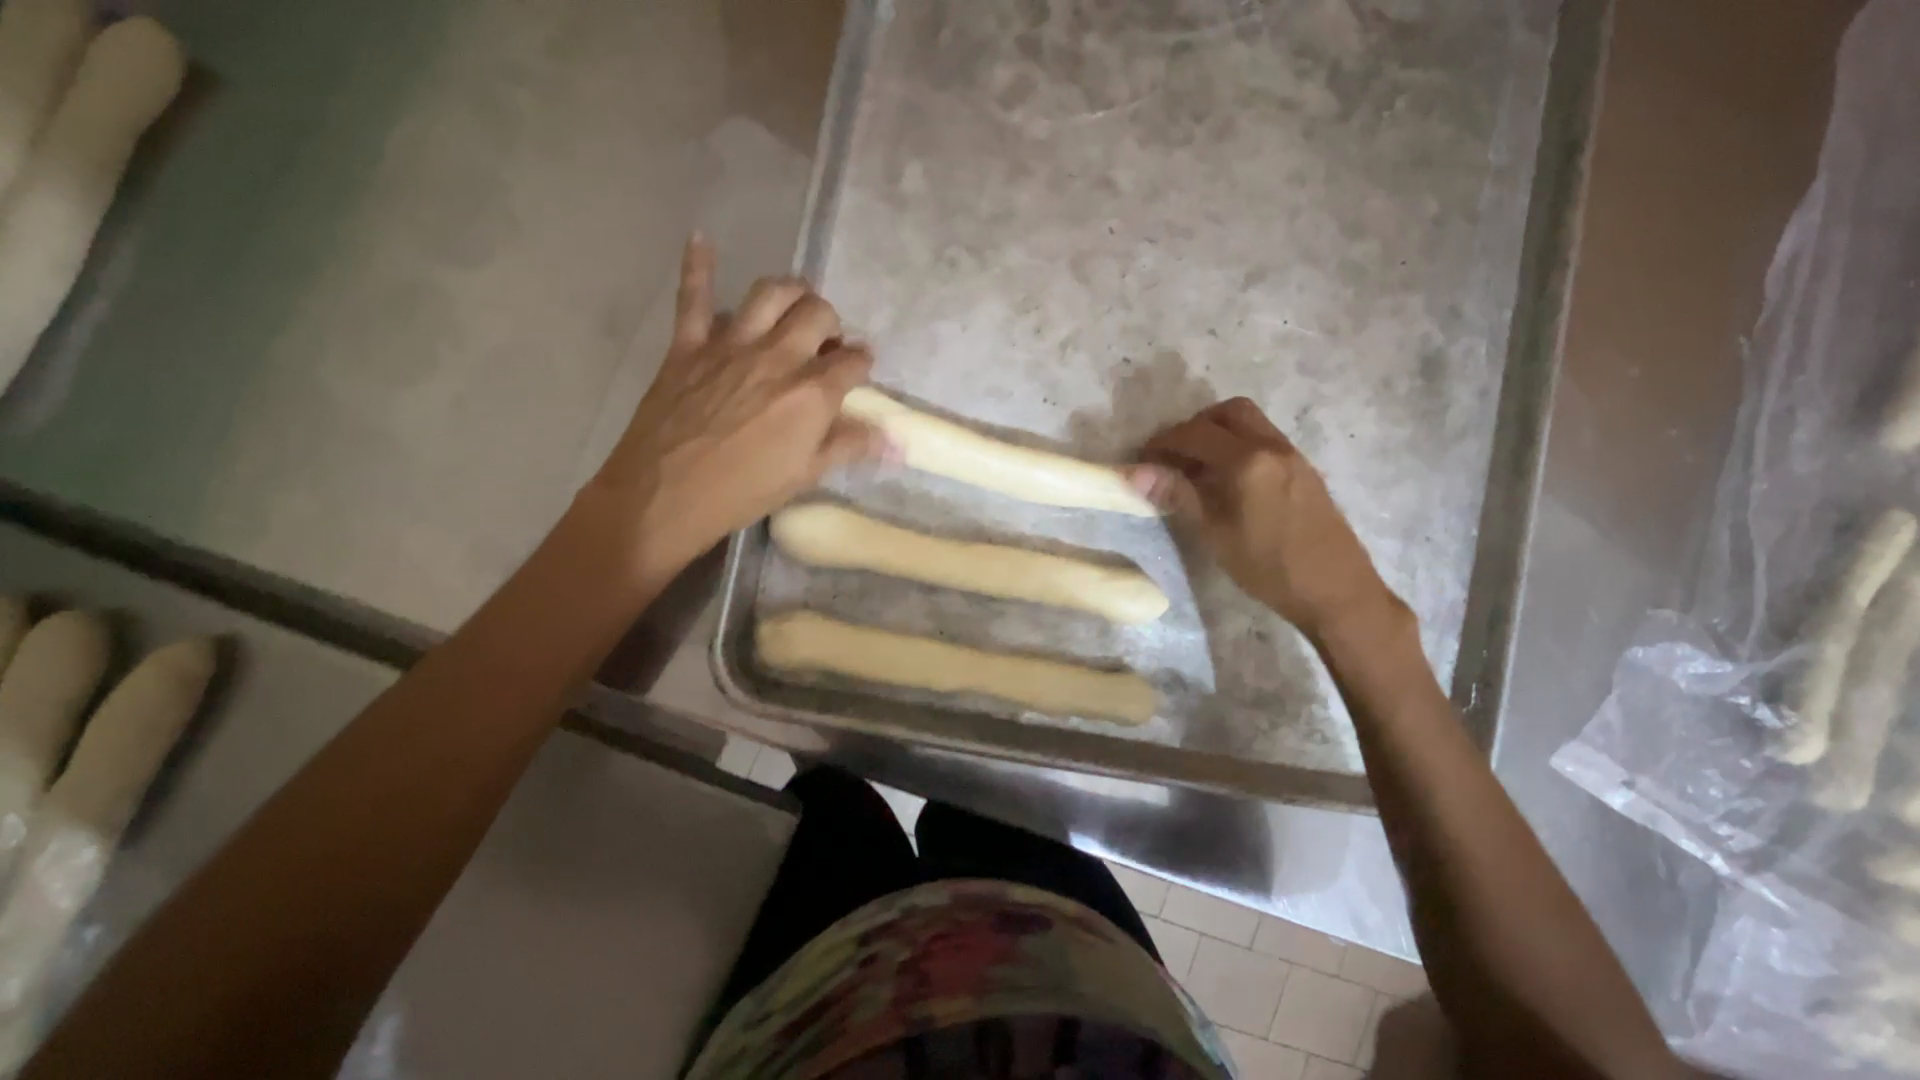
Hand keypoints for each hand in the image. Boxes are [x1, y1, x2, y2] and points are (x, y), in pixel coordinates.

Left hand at [584, 237, 886, 575]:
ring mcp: (732, 344)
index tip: (859, 369)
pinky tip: (701, 238)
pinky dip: (698, 266)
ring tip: (794, 305)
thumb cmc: (742, 493)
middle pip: (818, 314)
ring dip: (790, 292)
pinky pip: (694, 296)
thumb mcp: (806, 475)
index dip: (861, 362)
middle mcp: (779, 355)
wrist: (666, 496)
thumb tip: (895, 439)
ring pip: (771, 293)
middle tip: (825, 342)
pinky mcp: (689, 345)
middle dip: (831, 323)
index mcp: (812, 392)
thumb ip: (849, 446)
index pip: (853, 360)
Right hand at [1128, 398, 1401, 640]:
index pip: (1196, 434)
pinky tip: (1230, 482)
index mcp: (1248, 461)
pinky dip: (1240, 447)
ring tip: (1199, 470)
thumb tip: (1135, 472)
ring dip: (1220, 434)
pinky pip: (1266, 441)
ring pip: (1251, 424)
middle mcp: (1273, 447)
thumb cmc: (1271, 569)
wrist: (1337, 591)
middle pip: (1228, 413)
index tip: (1142, 458)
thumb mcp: (1216, 535)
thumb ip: (1179, 496)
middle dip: (1195, 426)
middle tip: (1174, 456)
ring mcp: (1294, 457)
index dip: (1163, 442)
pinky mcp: (1305, 471)